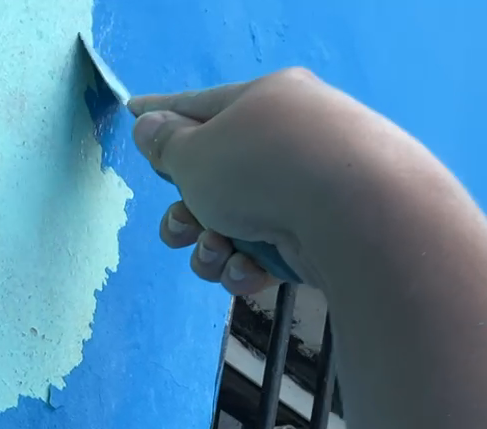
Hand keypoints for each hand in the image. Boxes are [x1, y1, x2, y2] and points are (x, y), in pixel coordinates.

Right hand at [128, 69, 396, 296]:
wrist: (352, 213)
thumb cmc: (262, 170)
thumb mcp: (194, 153)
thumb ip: (164, 143)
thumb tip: (151, 123)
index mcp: (260, 104)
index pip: (195, 105)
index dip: (159, 113)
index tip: (133, 110)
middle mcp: (281, 141)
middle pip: (203, 182)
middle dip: (183, 215)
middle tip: (185, 224)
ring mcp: (298, 187)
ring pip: (221, 228)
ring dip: (207, 248)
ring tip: (221, 249)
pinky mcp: (310, 231)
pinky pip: (251, 254)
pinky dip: (240, 265)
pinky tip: (251, 266)